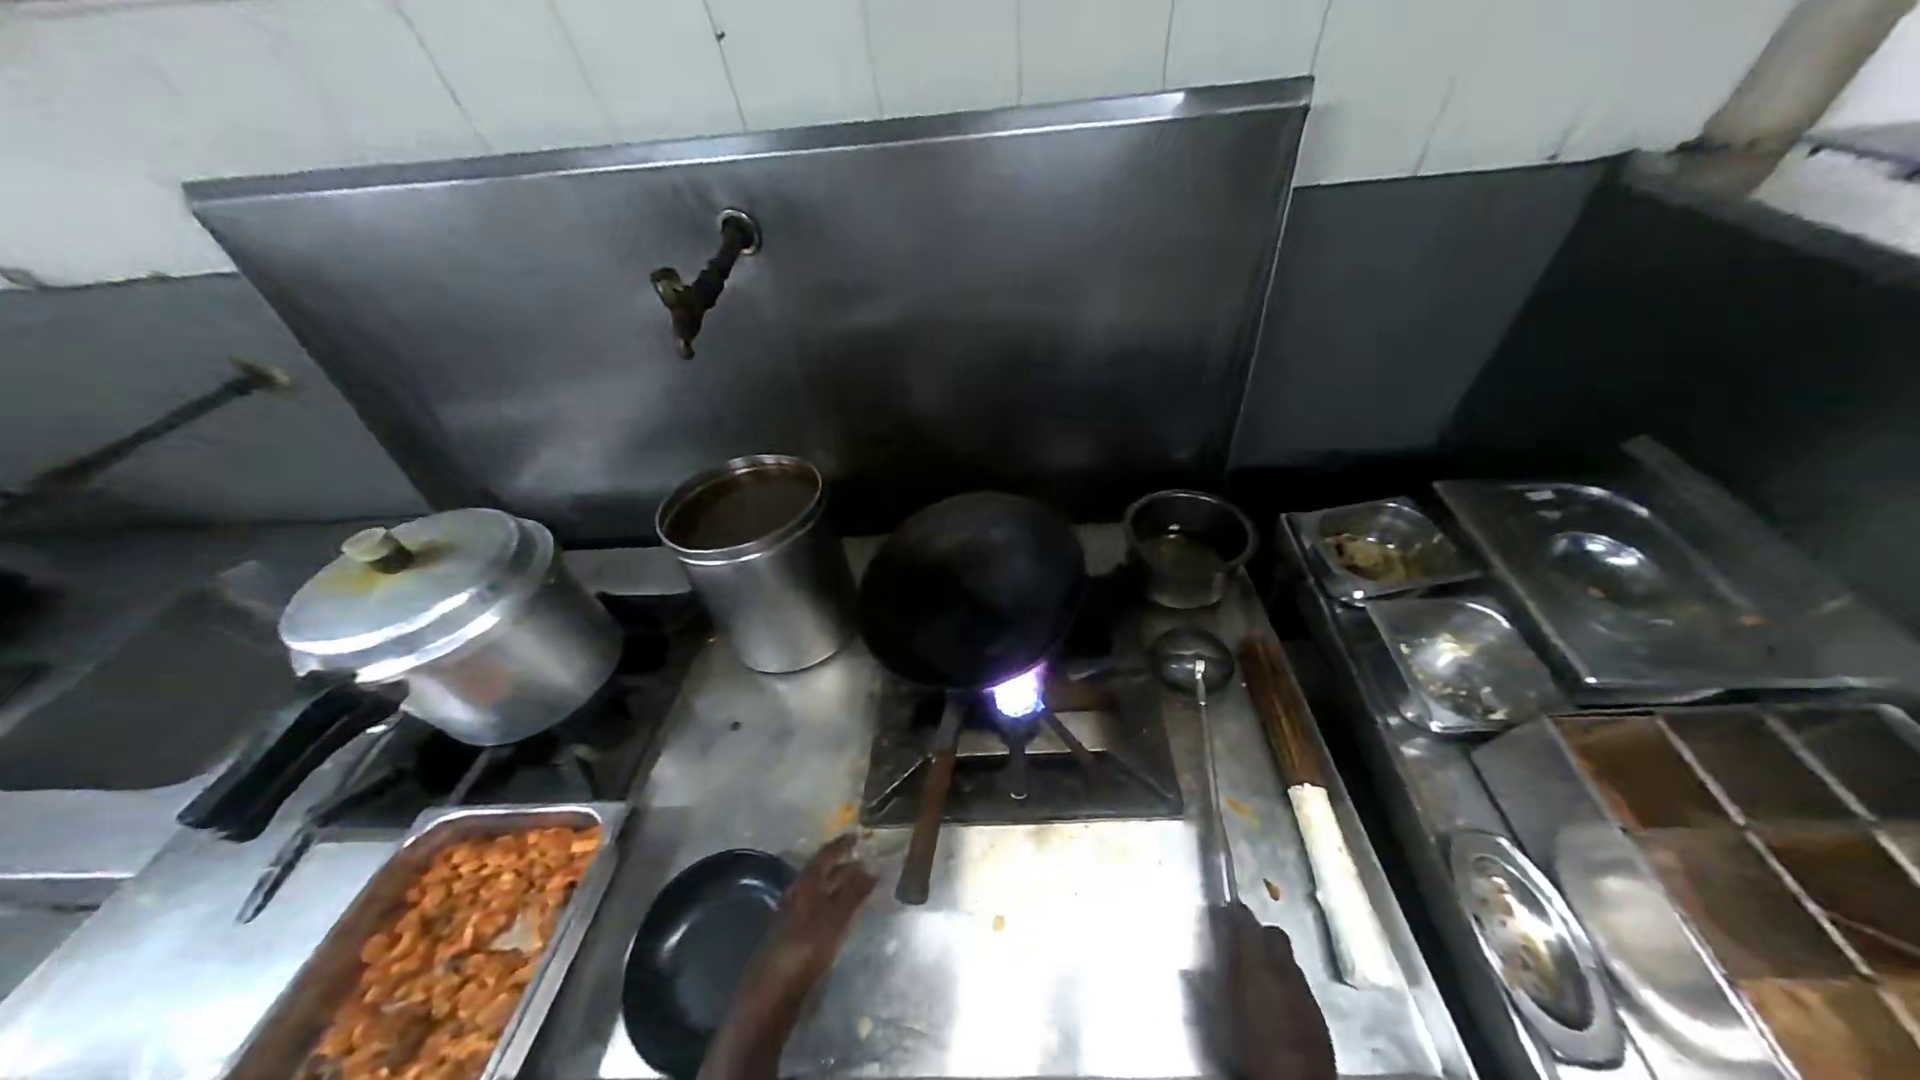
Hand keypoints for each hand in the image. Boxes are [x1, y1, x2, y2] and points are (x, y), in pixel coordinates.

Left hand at [748, 833, 878, 1004]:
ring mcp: (795, 918)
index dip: (842, 844)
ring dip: (841, 884)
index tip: (860, 833)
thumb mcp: (833, 920)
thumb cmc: (803, 952)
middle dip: (845, 863)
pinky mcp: (797, 939)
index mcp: (804, 886)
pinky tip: (847, 913)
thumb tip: (873, 865)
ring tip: (864, 882)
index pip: (825, 855)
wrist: (770, 997)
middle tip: (868, 857)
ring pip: (822, 892)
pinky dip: (837, 904)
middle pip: (823, 872)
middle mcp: (798, 896)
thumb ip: (853, 892)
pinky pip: (821, 911)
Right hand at [1206, 903, 1335, 1079]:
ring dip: (1273, 960)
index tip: (1224, 910)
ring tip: (1255, 976)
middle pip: (1275, 935)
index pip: (1247, 924)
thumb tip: (1191, 970)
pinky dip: (1286, 984)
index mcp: (1258, 968)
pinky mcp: (1319, 1018)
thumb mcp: (1217, 1020)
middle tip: (1238, 942)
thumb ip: (1206, 988)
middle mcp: (1287, 974)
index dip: (1235, 913)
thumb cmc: (1250, 1053)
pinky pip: (1301, 986)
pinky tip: (1275, 1004)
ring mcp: (1307, 996)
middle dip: (1257, 933)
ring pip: (1290, 961)